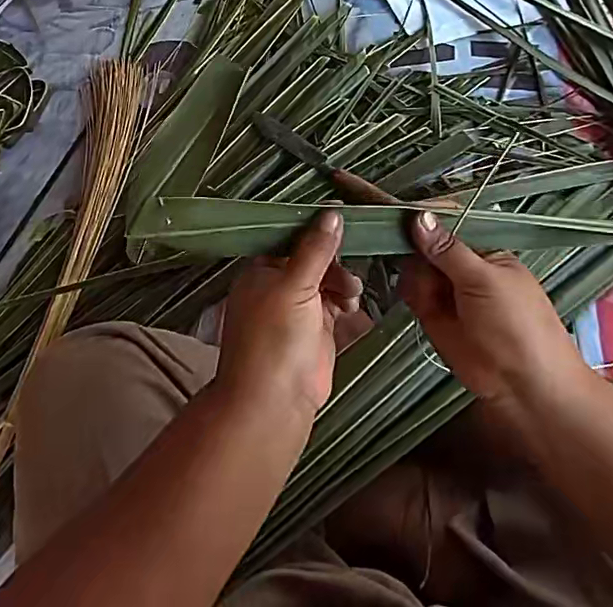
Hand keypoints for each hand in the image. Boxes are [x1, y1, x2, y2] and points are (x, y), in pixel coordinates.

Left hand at [218, 209, 363, 417]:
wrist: (275, 401)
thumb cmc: (275, 337)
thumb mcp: (295, 286)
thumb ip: (315, 249)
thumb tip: (332, 211)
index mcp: (261, 269)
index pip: (289, 238)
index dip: (314, 232)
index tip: (343, 221)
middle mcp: (277, 284)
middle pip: (311, 258)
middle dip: (332, 260)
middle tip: (346, 271)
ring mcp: (296, 307)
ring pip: (325, 280)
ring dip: (342, 281)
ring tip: (350, 292)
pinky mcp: (315, 328)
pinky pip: (334, 303)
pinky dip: (344, 300)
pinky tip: (351, 305)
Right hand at [400, 209, 588, 400]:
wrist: (523, 387)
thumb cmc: (516, 326)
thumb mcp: (484, 280)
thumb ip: (447, 249)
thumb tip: (418, 215)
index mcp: (484, 253)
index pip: (448, 226)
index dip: (425, 220)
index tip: (402, 214)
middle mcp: (463, 268)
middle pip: (425, 245)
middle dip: (415, 249)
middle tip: (418, 259)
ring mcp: (447, 291)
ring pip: (415, 267)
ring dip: (415, 275)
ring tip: (429, 293)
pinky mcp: (432, 314)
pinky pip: (411, 291)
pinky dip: (409, 291)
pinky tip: (417, 299)